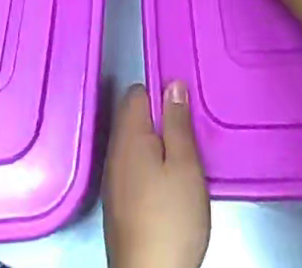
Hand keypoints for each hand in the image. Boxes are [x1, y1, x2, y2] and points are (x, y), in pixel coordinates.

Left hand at [104, 82, 208, 267]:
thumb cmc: (170, 217)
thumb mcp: (184, 164)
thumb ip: (177, 122)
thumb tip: (172, 84)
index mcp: (128, 135)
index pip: (137, 93)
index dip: (161, 94)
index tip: (184, 110)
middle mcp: (114, 150)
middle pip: (134, 118)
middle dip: (160, 122)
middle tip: (188, 142)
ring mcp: (112, 178)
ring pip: (134, 145)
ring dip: (157, 147)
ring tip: (183, 166)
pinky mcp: (117, 202)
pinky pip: (132, 168)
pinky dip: (149, 169)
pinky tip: (168, 189)